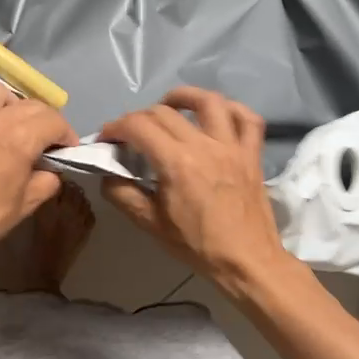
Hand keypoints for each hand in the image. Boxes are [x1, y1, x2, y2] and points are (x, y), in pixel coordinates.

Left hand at [0, 82, 78, 266]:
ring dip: (7, 106)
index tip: (65, 148)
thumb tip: (50, 168)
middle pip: (28, 104)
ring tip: (6, 124)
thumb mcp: (26, 204)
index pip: (53, 120)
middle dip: (43, 120)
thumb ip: (47, 180)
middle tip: (41, 140)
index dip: (65, 134)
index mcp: (19, 139)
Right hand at [99, 86, 295, 295]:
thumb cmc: (197, 245)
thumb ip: (122, 194)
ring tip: (169, 105)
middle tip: (128, 134)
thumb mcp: (149, 224)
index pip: (138, 126)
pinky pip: (247, 119)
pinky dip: (231, 110)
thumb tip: (108, 173)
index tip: (105, 138)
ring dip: (184, 97)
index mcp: (176, 163)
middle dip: (138, 117)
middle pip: (164, 112)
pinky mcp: (252, 154)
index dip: (115, 127)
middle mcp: (205, 146)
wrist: (247, 261)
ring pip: (209, 102)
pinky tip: (216, 115)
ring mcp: (233, 147)